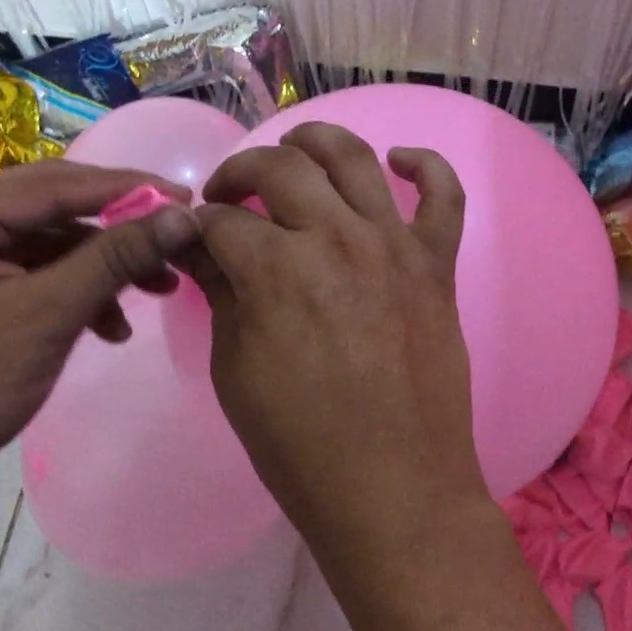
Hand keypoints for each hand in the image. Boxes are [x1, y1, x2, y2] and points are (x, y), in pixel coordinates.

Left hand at [0, 160, 197, 511]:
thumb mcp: (45, 316)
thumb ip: (115, 258)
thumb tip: (183, 216)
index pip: (52, 184)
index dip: (127, 187)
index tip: (187, 197)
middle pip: (51, 209)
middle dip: (118, 228)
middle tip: (177, 236)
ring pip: (47, 245)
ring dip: (103, 267)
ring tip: (159, 289)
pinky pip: (32, 277)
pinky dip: (75, 294)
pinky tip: (111, 326)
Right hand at [176, 122, 486, 557]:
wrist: (395, 489)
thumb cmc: (301, 445)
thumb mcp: (236, 372)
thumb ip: (222, 296)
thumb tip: (199, 249)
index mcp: (277, 269)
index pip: (222, 220)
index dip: (195, 225)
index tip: (187, 236)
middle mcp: (337, 238)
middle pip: (280, 167)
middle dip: (239, 172)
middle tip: (226, 197)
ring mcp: (394, 245)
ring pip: (354, 157)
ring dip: (315, 141)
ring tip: (294, 151)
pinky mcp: (437, 264)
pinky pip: (444, 194)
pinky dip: (424, 164)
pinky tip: (398, 159)